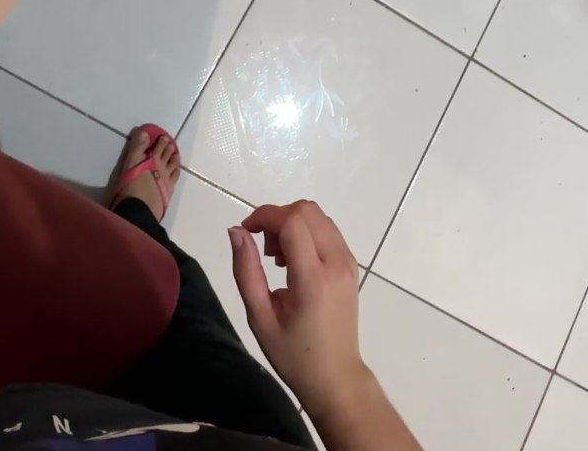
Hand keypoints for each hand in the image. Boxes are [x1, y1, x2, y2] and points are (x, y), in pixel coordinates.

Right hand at [229, 201, 374, 418]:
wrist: (336, 378)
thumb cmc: (294, 354)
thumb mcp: (260, 318)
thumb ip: (246, 271)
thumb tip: (236, 231)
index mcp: (314, 278)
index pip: (292, 221)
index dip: (264, 216)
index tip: (245, 231)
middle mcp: (337, 262)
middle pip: (306, 210)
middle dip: (277, 218)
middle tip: (264, 251)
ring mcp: (348, 261)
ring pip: (317, 215)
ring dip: (292, 223)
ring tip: (278, 258)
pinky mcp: (351, 263)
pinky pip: (327, 228)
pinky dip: (306, 231)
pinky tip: (295, 261)